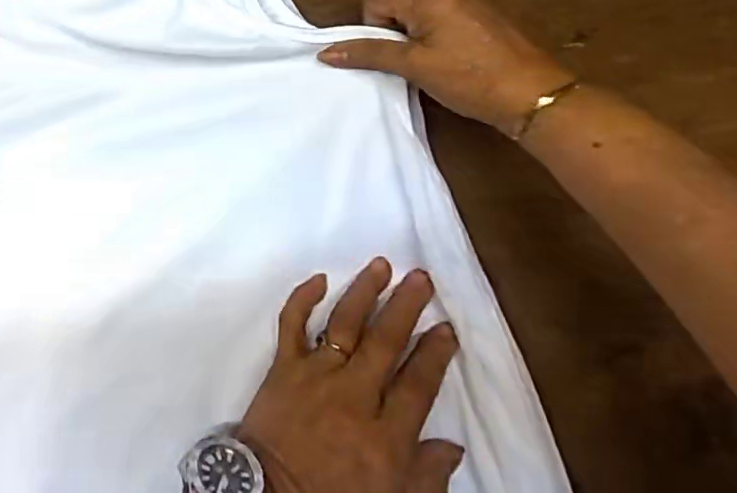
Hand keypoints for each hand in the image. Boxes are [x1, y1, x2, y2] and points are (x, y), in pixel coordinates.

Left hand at [237, 258, 464, 492]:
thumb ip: (424, 478)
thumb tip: (453, 446)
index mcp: (383, 437)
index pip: (418, 385)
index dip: (435, 354)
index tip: (446, 328)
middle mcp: (353, 396)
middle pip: (385, 342)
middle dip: (405, 307)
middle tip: (421, 278)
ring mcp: (315, 375)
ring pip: (344, 323)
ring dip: (364, 291)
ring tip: (381, 265)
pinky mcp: (283, 367)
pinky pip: (292, 323)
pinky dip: (303, 298)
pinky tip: (319, 279)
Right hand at [318, 0, 571, 136]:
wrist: (534, 95)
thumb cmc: (471, 81)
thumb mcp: (416, 68)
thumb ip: (371, 53)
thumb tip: (327, 53)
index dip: (373, 28)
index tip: (393, 55)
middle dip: (388, 12)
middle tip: (402, 47)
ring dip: (408, 12)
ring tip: (421, 47)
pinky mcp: (479, 4)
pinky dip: (428, 14)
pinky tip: (442, 44)